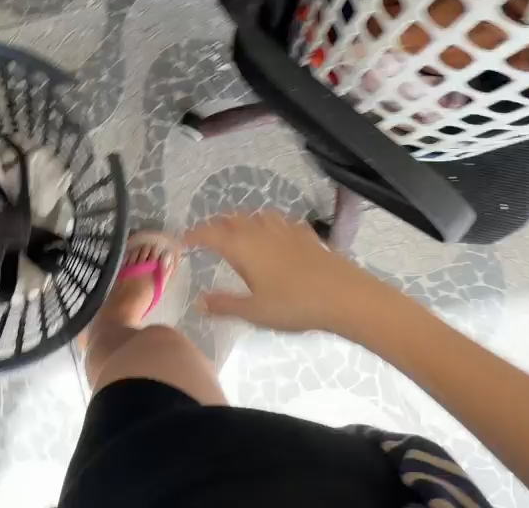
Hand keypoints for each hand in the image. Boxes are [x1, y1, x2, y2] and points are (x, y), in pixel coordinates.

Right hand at [183, 212, 397, 335]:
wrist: (344, 295)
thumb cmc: (294, 304)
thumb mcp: (254, 311)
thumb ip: (225, 305)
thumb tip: (198, 302)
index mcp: (240, 246)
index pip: (209, 233)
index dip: (194, 234)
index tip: (184, 239)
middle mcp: (257, 230)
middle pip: (230, 219)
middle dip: (216, 225)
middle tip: (208, 236)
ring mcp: (283, 229)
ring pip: (255, 216)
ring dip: (242, 221)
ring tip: (239, 231)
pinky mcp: (305, 234)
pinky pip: (280, 222)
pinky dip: (270, 225)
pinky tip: (276, 234)